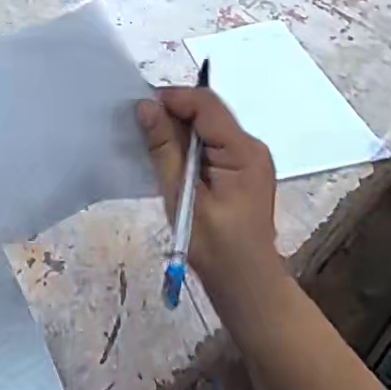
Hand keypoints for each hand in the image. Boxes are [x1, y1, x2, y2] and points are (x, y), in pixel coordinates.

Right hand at [136, 87, 280, 287]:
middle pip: (207, 111)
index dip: (172, 99)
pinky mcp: (241, 167)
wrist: (250, 290)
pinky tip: (172, 159)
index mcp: (243, 151)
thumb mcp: (183, 198)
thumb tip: (146, 105)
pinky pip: (211, 140)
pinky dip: (189, 143)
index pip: (205, 104)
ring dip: (179, 128)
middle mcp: (251, 145)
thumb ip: (165, 148)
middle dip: (173, 113)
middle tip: (142, 128)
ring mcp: (249, 156)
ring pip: (207, 124)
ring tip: (153, 144)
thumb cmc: (217, 250)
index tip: (140, 110)